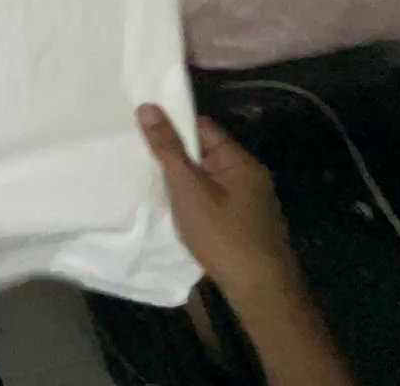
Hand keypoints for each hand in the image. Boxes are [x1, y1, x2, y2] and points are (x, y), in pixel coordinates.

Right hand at [137, 103, 301, 298]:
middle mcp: (248, 175)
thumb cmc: (223, 234)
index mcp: (240, 162)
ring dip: (181, 175)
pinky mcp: (244, 220)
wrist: (261, 293)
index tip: (139, 126)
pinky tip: (173, 203)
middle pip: (203, 149)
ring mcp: (249, 200)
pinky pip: (211, 194)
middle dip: (172, 151)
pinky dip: (191, 194)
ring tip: (149, 175)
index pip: (201, 127)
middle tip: (137, 151)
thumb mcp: (188, 187)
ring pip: (205, 174)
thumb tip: (149, 107)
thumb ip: (168, 147)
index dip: (171, 124)